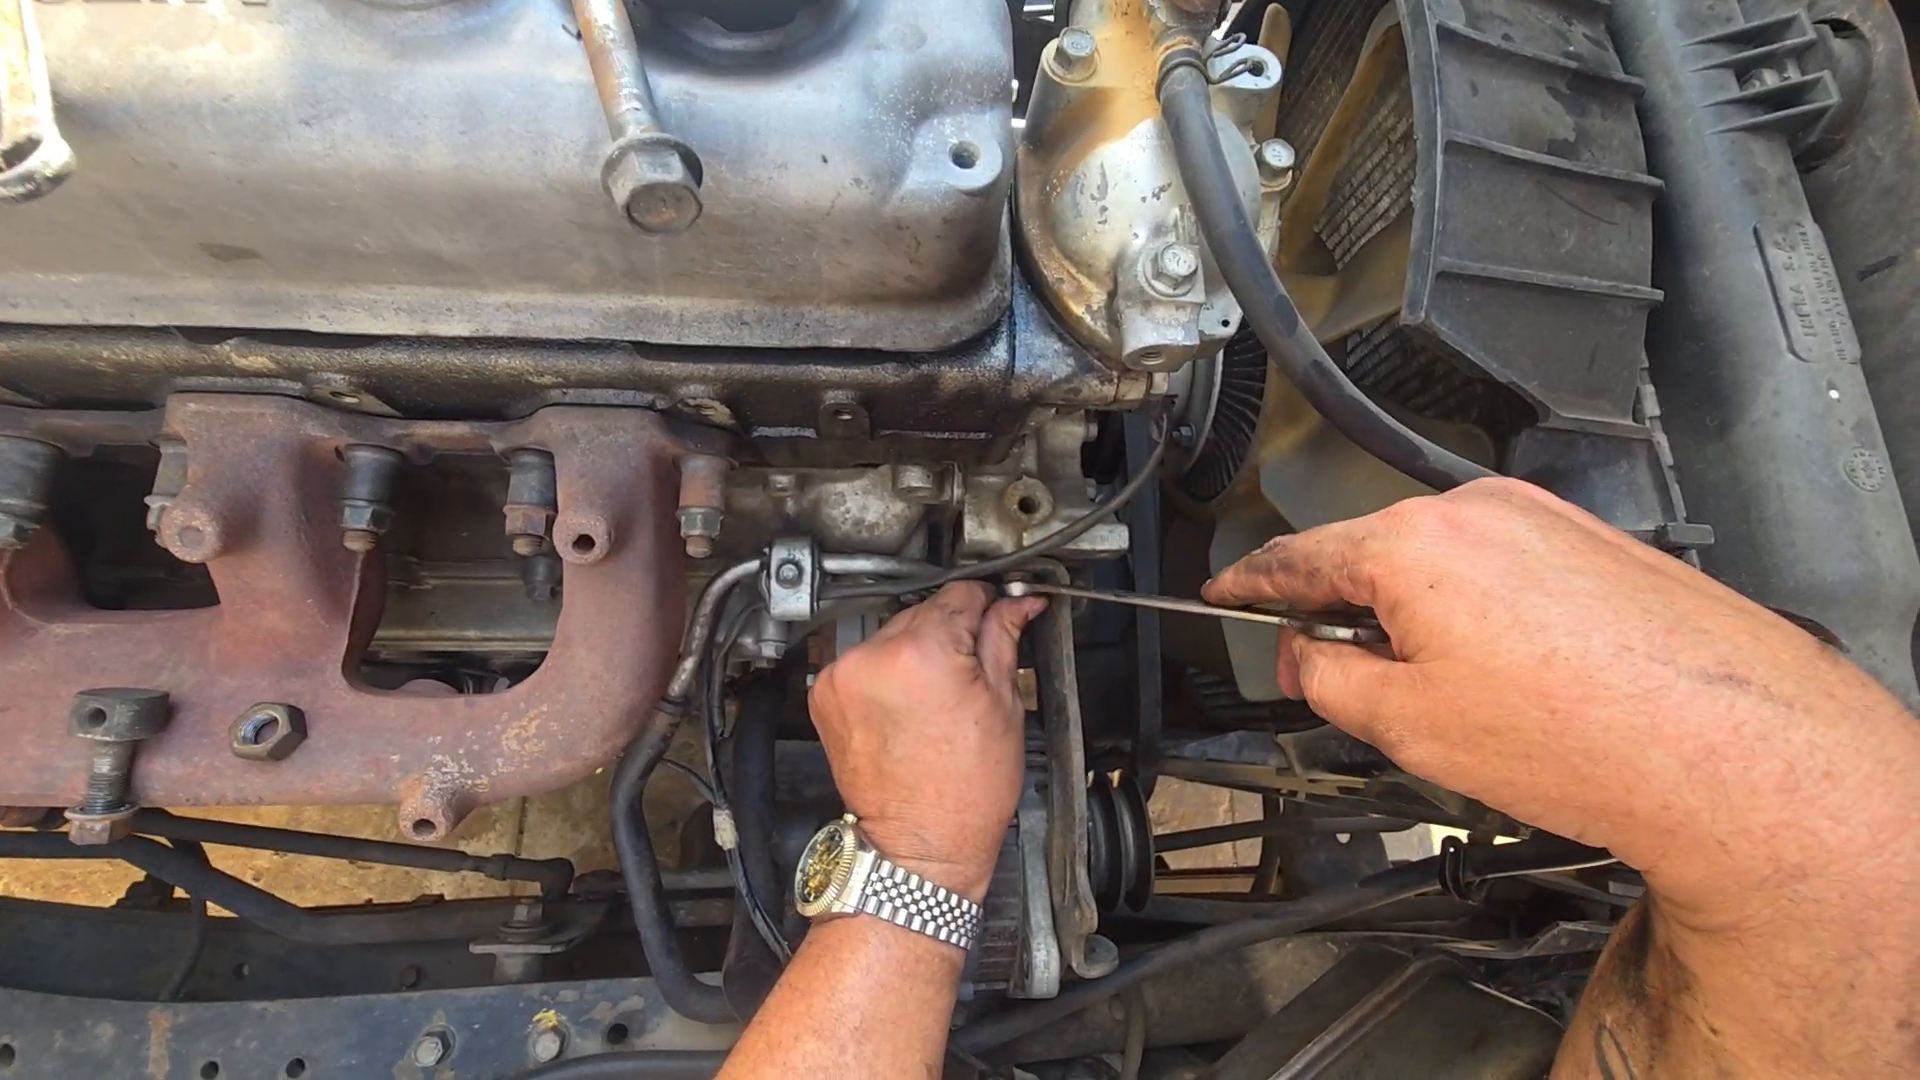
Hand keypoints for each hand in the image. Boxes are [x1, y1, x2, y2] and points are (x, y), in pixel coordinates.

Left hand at [808, 582, 1047, 900]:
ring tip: (935, 696)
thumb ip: (1003, 638)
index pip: (960, 593)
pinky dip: (886, 672)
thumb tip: (1016, 602)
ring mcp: (843, 675)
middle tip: (969, 671)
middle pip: (924, 611)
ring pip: (893, 633)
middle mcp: (873, 656)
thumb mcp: (1003, 705)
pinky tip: (907, 704)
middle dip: (950, 632)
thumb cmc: (964, 792)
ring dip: (915, 651)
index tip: (995, 613)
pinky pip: (866, 659)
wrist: (918, 848)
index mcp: (923, 653)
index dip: (986, 603)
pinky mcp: (825, 693)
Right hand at [1202, 478, 1917, 916]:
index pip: (1293, 558)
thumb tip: (1304, 653)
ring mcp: (1535, 516)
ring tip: (1415, 677)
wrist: (1755, 762)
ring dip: (1393, 605)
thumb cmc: (1584, 742)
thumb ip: (1322, 675)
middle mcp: (1472, 510)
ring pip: (1418, 554)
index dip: (1245, 582)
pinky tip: (1479, 658)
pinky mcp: (1582, 536)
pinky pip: (1480, 556)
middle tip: (1319, 667)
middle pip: (1357, 551)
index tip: (1223, 592)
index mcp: (1411, 545)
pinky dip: (1452, 598)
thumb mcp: (1403, 721)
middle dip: (1326, 607)